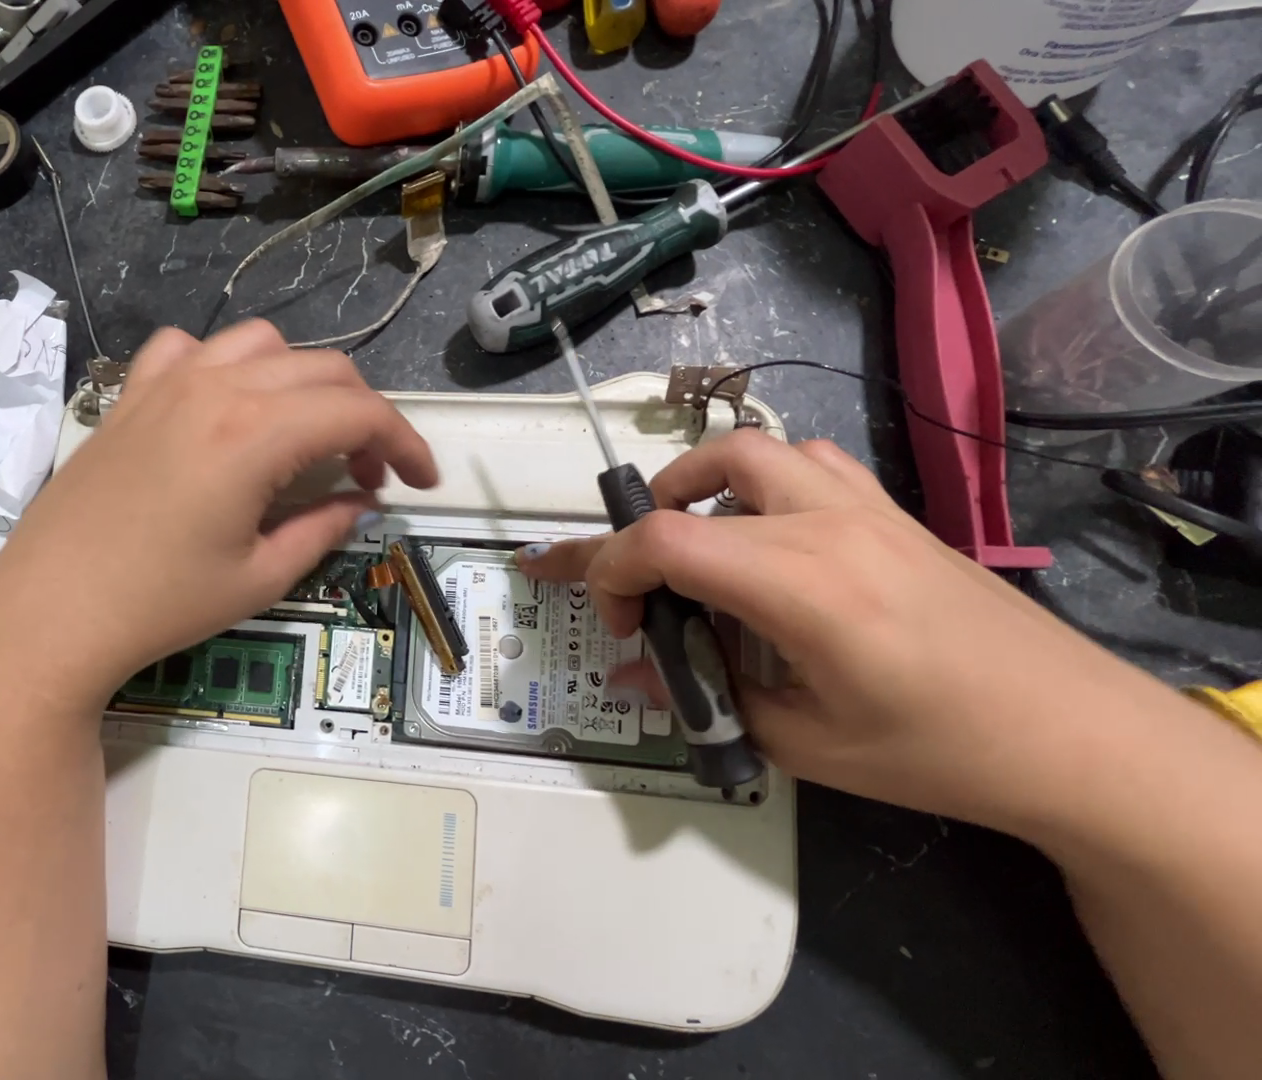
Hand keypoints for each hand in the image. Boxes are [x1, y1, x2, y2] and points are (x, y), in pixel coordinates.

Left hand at [0, 320, 437, 700]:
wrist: (51, 612)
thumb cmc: (160, 606)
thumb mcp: (260, 578)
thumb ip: (324, 528)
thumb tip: (362, 500)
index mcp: (255, 433)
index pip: (358, 412)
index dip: (405, 443)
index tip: (422, 484)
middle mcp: (216, 387)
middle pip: (321, 369)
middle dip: (363, 417)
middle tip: (366, 476)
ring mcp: (166, 383)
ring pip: (262, 344)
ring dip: (303, 381)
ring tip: (304, 435)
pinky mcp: (129, 396)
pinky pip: (188, 349)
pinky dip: (224, 365)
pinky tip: (224, 406)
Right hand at [519, 428, 1157, 832]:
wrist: (1081, 739)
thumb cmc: (937, 752)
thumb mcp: (801, 743)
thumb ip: (702, 697)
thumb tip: (628, 677)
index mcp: (801, 587)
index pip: (663, 540)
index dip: (610, 574)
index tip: (623, 628)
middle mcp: (825, 527)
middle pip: (686, 493)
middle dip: (632, 539)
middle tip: (636, 594)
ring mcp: (864, 510)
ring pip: (749, 452)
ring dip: (693, 484)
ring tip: (684, 539)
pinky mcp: (892, 513)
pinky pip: (808, 463)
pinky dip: (758, 480)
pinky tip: (763, 531)